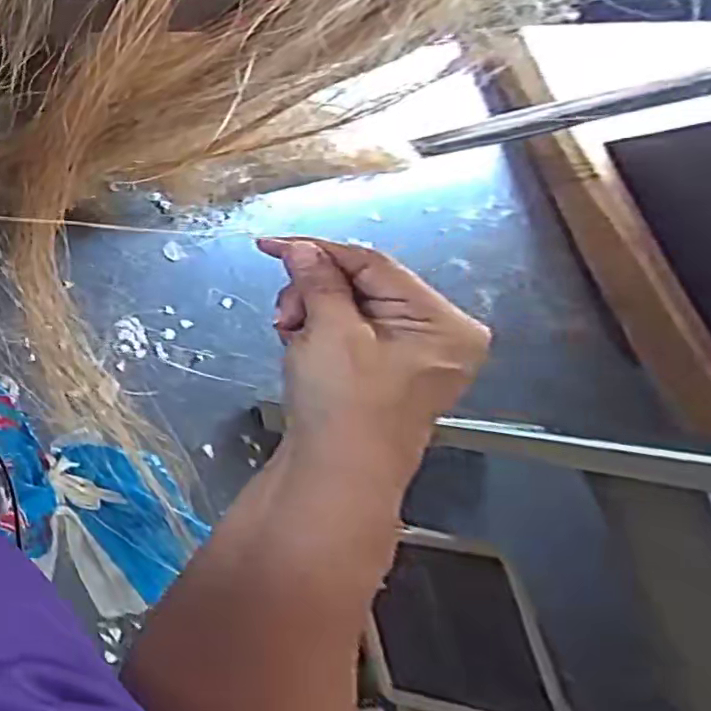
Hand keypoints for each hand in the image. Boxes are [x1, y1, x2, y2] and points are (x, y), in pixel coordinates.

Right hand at [256, 237, 490, 461]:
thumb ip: (317, 282)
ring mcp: (414, 350)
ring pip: (346, 303)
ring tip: (290, 334)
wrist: (340, 465)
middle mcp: (437, 331)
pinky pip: (346, 326)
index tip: (269, 245)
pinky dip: (315, 327)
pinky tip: (300, 343)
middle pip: (359, 283)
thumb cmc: (344, 399)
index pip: (373, 263)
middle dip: (310, 291)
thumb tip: (300, 248)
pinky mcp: (387, 364)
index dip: (317, 250)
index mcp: (442, 321)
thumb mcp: (329, 331)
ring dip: (307, 310)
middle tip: (283, 315)